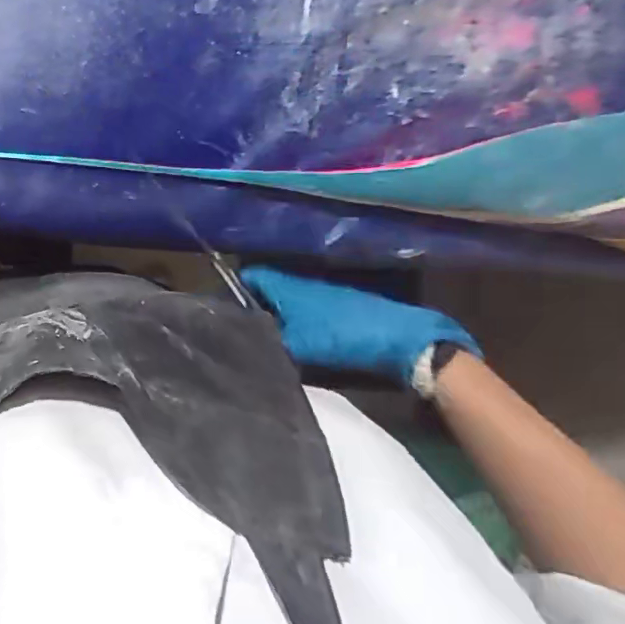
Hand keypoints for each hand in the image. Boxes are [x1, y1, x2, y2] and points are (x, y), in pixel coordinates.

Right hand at [242, 267, 479, 386]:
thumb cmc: (342, 337)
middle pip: (263, 287)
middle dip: (251, 304)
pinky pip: (304, 306)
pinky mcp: (338, 302)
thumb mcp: (295, 346)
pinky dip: (295, 318)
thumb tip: (238, 345)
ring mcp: (320, 289)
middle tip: (240, 327)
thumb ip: (265, 342)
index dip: (230, 292)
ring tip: (264, 335)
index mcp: (282, 283)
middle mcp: (298, 279)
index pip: (244, 277)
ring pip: (284, 297)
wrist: (403, 341)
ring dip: (274, 312)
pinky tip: (295, 338)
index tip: (222, 311)